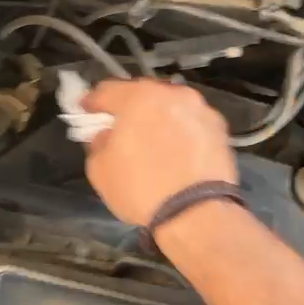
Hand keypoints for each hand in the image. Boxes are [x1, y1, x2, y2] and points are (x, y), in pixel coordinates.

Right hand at [83, 78, 237, 226]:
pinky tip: (173, 151)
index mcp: (138, 98)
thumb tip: (106, 135)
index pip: (106, 91)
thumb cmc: (141, 189)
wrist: (196, 213)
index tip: (85, 112)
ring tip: (149, 140)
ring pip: (168, 106)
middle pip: (141, 93)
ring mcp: (199, 109)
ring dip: (155, 117)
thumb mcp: (100, 170)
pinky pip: (189, 122)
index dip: (91, 103)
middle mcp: (171, 94)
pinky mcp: (219, 128)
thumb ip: (97, 143)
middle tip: (118, 127)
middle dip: (127, 108)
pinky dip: (178, 130)